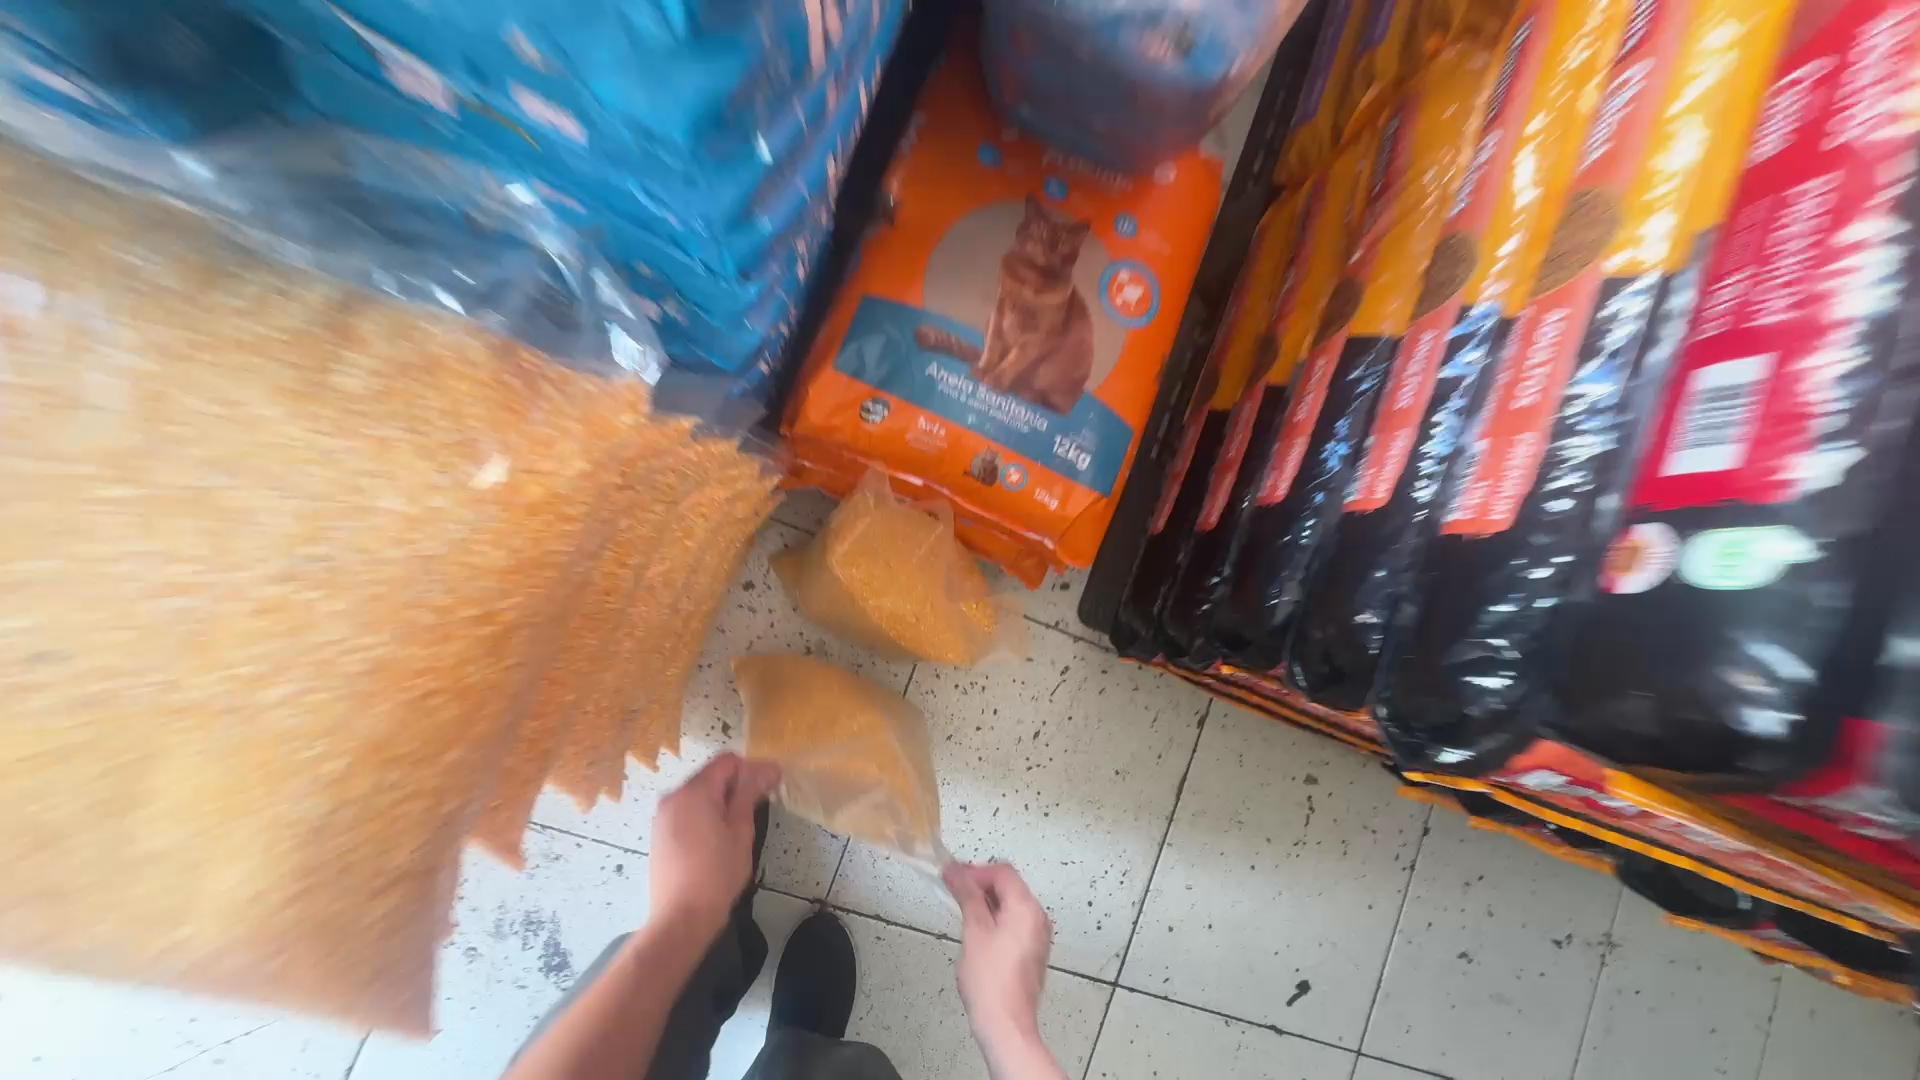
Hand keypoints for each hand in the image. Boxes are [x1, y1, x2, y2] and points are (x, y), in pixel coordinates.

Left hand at [647, 753, 779, 941]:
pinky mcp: (658, 834)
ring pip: (698, 794)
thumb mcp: (741, 830)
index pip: (727, 761)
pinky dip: (704, 814)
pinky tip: (715, 839)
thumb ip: (750, 794)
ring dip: (720, 801)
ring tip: (737, 827)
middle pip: (711, 775)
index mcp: (694, 791)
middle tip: (756, 808)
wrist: (681, 918)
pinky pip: (686, 811)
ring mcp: (662, 816)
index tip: (769, 788)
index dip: (751, 769)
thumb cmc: (717, 873)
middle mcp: (673, 796)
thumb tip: (768, 768)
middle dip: (735, 785)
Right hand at [945, 862, 1063, 1078]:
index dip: (976, 870)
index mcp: (1027, 907)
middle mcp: (1038, 917)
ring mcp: (1037, 936)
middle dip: (980, 884)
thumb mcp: (974, 930)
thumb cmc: (988, 978)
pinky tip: (977, 931)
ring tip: (962, 911)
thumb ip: (966, 894)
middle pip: (1009, 886)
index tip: (951, 877)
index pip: (1002, 872)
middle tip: (953, 892)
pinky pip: (1014, 923)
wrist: (1006, 1027)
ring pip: (1011, 904)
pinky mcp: (1032, 952)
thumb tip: (954, 869)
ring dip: (986, 901)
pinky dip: (996, 918)